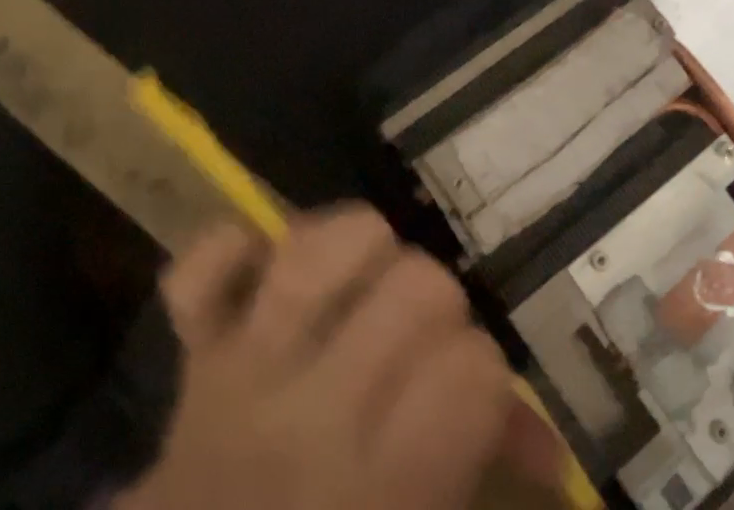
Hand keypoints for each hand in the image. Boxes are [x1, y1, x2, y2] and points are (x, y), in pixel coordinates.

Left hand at [118, 205, 560, 509]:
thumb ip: (483, 470)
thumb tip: (539, 440)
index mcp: (384, 484)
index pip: (473, 369)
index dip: (489, 370)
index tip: (472, 393)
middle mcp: (314, 411)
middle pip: (414, 289)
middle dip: (438, 304)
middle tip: (424, 341)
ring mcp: (244, 367)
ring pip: (315, 251)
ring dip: (360, 249)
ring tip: (368, 283)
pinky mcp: (193, 347)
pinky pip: (200, 268)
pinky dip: (233, 249)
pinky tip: (265, 269)